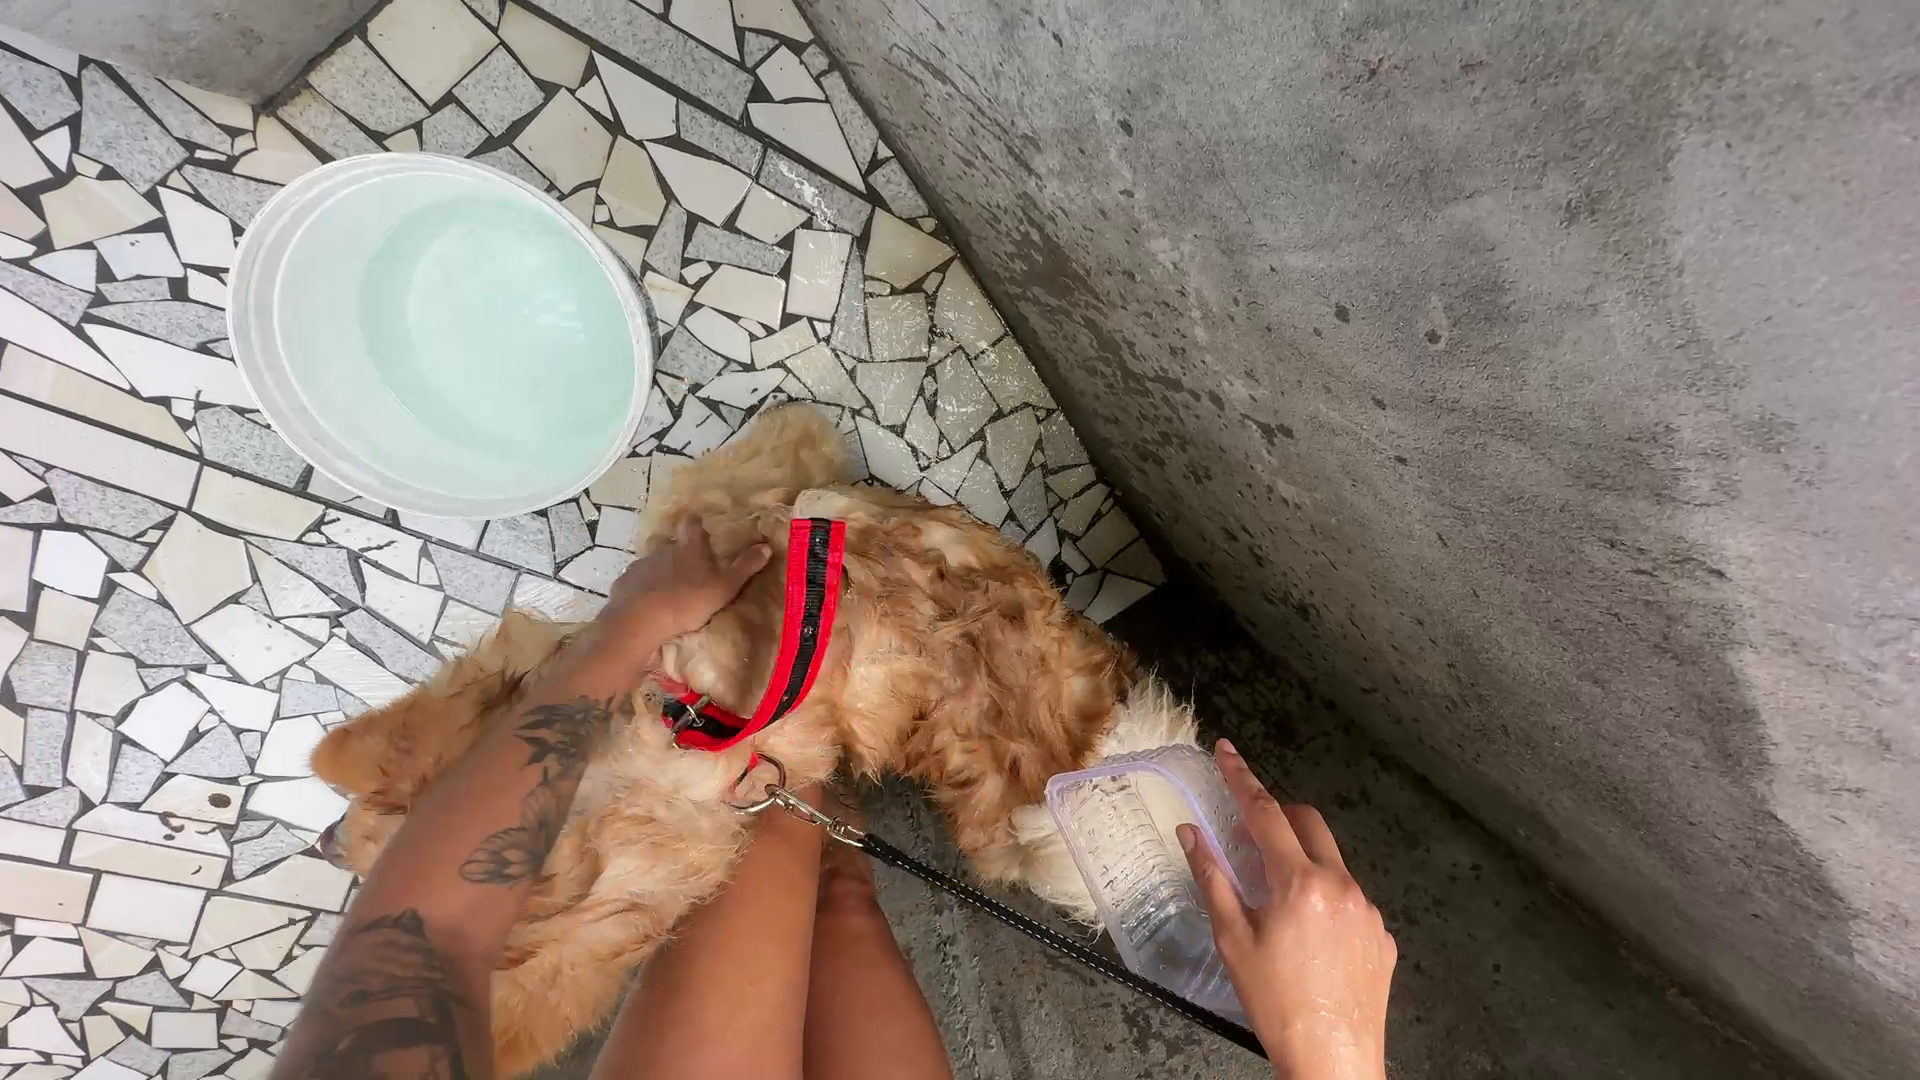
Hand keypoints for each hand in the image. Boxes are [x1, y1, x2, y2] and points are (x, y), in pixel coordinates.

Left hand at [574, 516, 771, 673]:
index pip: (692, 525)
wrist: (641, 620)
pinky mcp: (624, 582)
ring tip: (667, 590)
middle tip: (687, 568)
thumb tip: (766, 546)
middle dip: (678, 552)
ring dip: (660, 572)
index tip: (698, 524)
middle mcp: (664, 550)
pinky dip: (642, 588)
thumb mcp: (725, 587)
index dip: (695, 523)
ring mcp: (641, 565)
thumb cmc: (688, 601)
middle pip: (671, 543)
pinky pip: (636, 581)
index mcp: (690, 549)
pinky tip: (647, 602)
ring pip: (653, 563)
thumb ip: (745, 567)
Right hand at [1179, 740, 1394, 1079]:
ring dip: (1299, 854)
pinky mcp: (1383, 934)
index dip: (1241, 777)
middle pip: (1307, 820)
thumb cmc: (1274, 1001)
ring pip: (1329, 856)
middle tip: (1247, 828)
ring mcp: (1368, 909)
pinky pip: (1348, 892)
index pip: (1265, 812)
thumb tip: (1191, 831)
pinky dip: (1322, 889)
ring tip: (1274, 891)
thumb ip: (1212, 876)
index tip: (1226, 750)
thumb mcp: (1232, 938)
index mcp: (1299, 882)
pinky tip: (1306, 928)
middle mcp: (1340, 885)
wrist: (1335, 1064)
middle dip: (1276, 811)